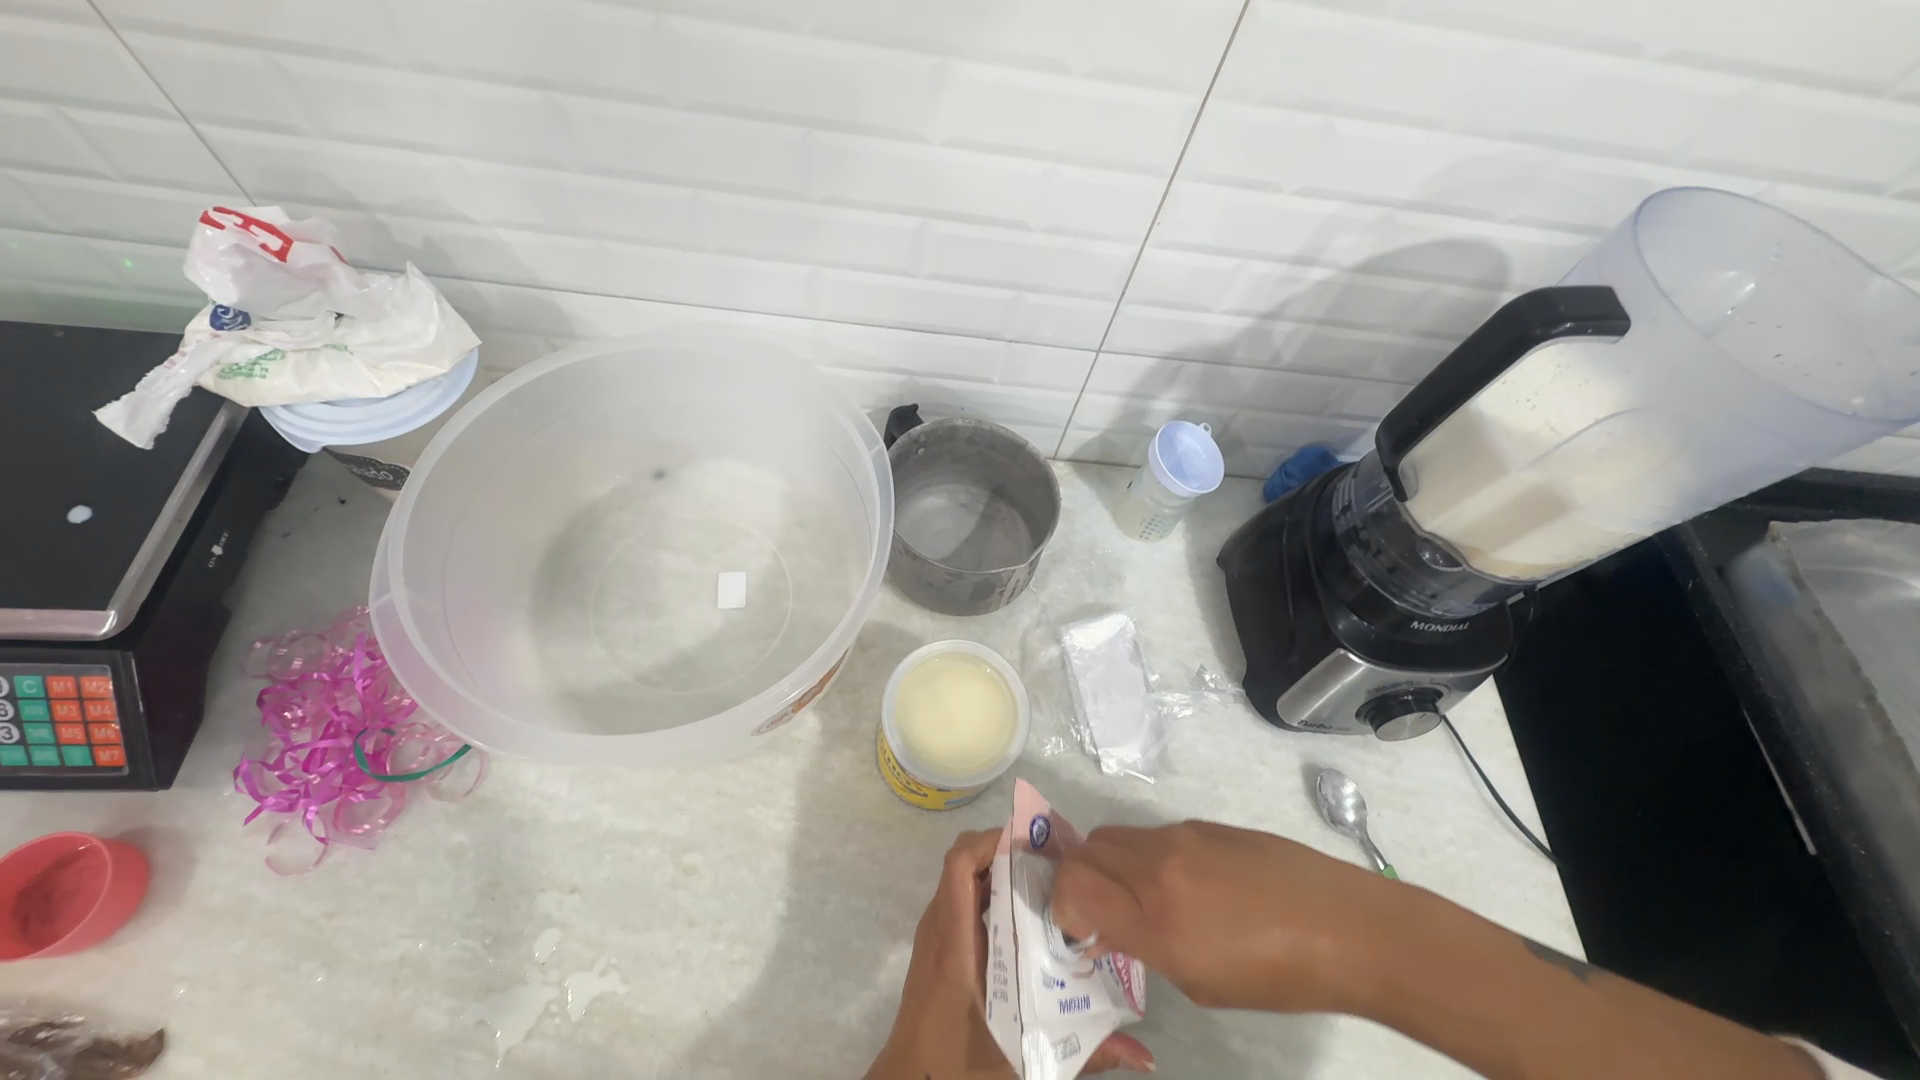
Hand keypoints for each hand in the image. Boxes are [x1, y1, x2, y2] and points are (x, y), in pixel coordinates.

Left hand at [865, 830, 1154, 1078]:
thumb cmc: (956, 1063)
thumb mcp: (1022, 1054)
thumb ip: (1085, 1053)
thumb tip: (1144, 1054)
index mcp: (954, 942)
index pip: (960, 863)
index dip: (995, 841)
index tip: (1041, 848)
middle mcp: (940, 926)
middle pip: (966, 861)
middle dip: (1011, 851)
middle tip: (1060, 863)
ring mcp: (936, 933)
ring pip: (966, 877)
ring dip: (1004, 870)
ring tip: (1052, 881)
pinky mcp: (939, 945)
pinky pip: (964, 898)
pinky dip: (994, 893)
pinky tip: (1030, 916)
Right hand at [1050, 821, 1393, 1014]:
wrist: (1347, 926)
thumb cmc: (1277, 975)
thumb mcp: (1199, 983)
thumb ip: (1143, 946)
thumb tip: (1111, 926)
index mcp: (1156, 918)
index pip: (1071, 885)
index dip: (1061, 906)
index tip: (1082, 930)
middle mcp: (1159, 866)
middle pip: (1083, 850)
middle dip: (1078, 880)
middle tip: (1099, 912)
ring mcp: (1182, 836)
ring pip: (1116, 836)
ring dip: (1111, 865)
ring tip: (1143, 899)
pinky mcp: (1206, 823)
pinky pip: (1154, 835)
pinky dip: (1147, 858)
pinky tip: (1188, 887)